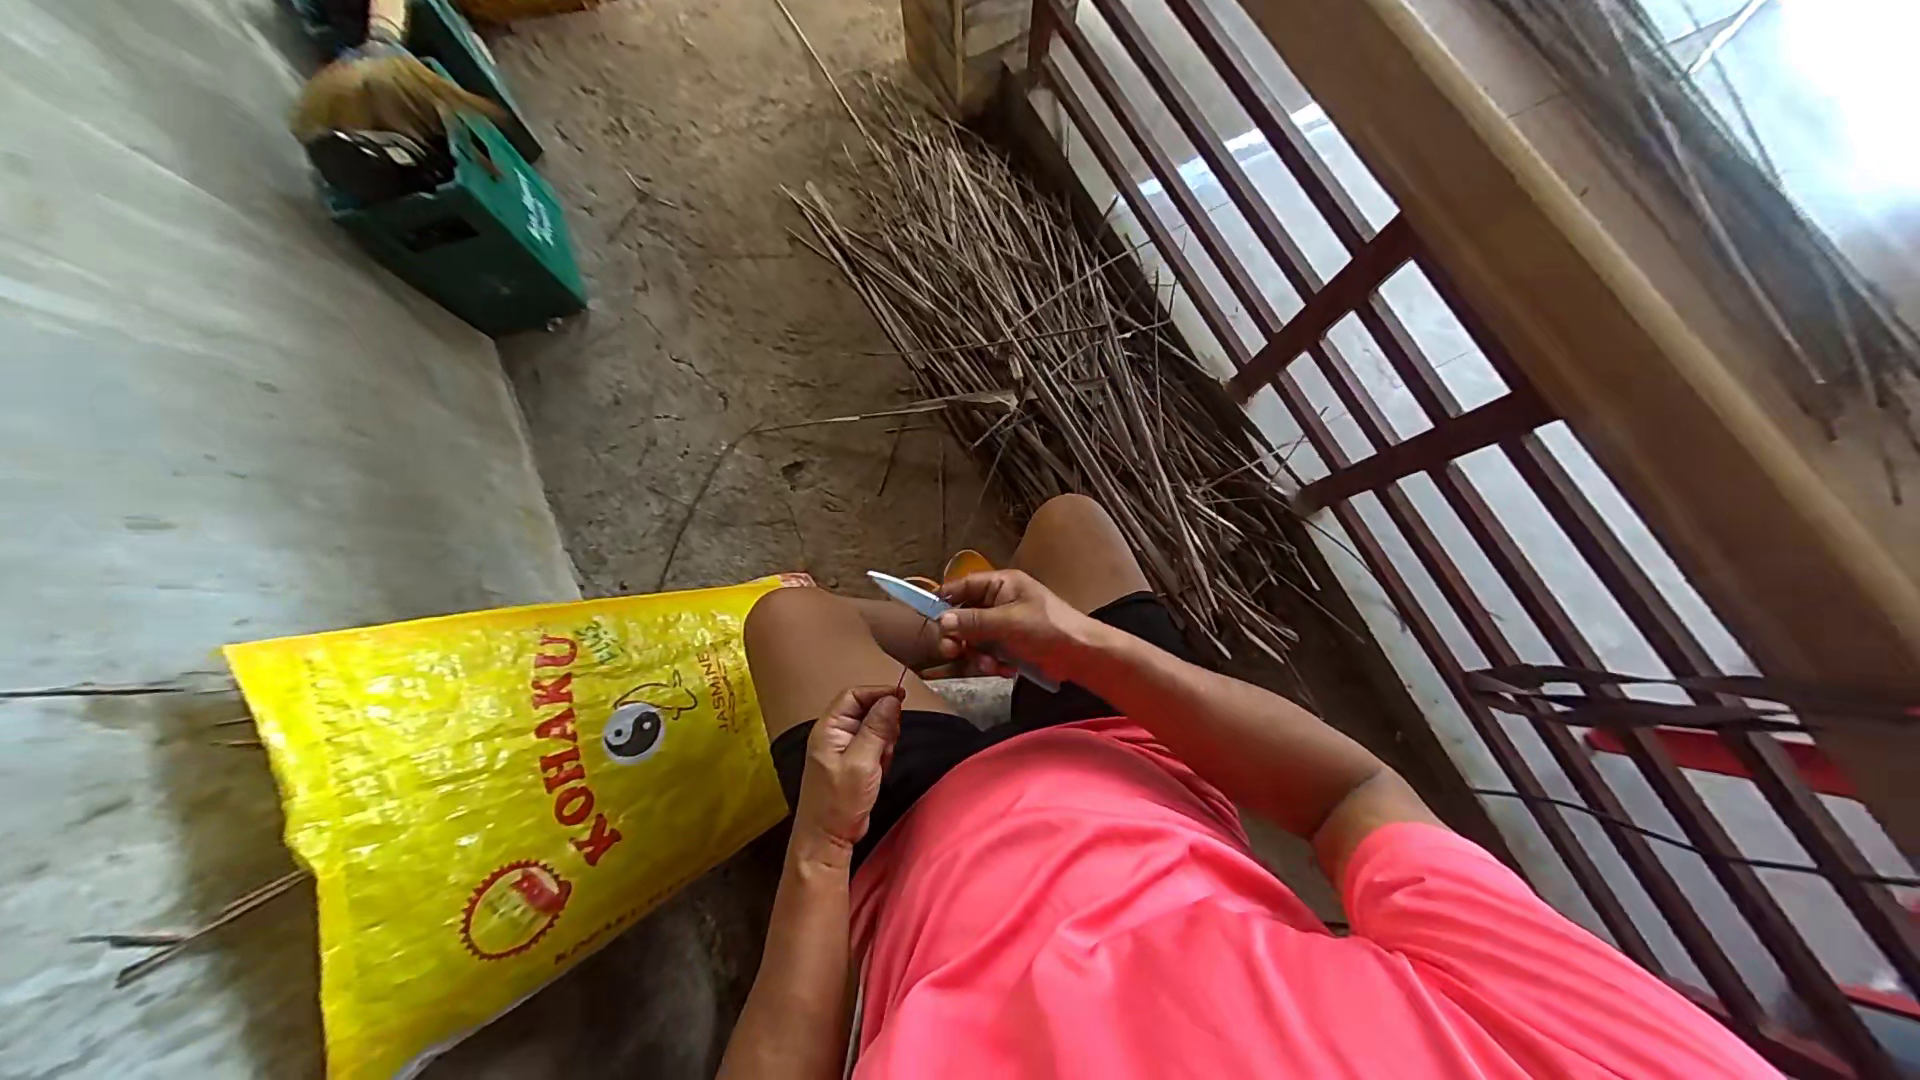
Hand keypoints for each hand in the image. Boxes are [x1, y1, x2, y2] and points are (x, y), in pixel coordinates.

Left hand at [791, 685, 903, 869]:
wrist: (827, 839)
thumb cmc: (838, 802)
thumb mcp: (862, 762)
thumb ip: (877, 728)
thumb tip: (892, 699)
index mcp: (828, 728)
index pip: (854, 695)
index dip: (878, 693)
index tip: (902, 697)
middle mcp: (833, 734)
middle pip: (865, 709)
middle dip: (883, 721)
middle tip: (891, 740)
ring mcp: (841, 749)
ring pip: (871, 728)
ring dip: (884, 739)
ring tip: (884, 760)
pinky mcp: (851, 762)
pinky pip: (872, 745)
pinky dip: (881, 753)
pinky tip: (881, 768)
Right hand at [934, 570, 1099, 683]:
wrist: (1082, 655)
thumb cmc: (1048, 628)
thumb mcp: (1008, 622)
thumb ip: (973, 621)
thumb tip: (941, 620)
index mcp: (1002, 584)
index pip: (963, 586)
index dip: (943, 599)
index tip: (927, 617)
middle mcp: (1000, 601)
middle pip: (964, 616)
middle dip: (960, 636)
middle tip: (952, 651)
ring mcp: (1005, 624)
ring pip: (975, 638)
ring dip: (978, 654)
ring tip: (991, 665)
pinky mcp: (1011, 645)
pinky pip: (989, 652)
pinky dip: (993, 662)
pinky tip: (1005, 670)